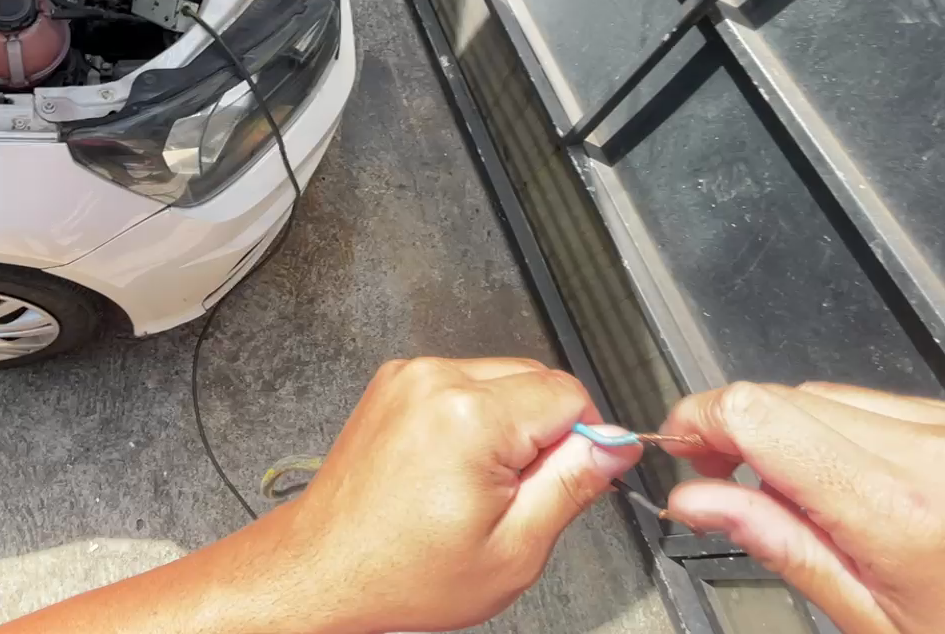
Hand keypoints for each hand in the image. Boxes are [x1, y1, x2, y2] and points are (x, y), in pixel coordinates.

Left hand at [273, 357, 642, 632]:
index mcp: (468, 414)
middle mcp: (433, 379)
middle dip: (546, 429)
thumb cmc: (406, 568)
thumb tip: (614, 444)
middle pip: (533, 377)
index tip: (576, 474)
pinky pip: (457, 381)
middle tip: (521, 490)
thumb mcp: (515, 547)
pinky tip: (452, 463)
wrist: (330, 560)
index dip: (586, 437)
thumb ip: (572, 484)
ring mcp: (407, 375)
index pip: (567, 392)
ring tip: (480, 481)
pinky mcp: (392, 381)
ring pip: (497, 377)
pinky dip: (471, 414)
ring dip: (508, 421)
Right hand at [658, 382, 944, 633]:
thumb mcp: (879, 628)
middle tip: (746, 485)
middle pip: (786, 398)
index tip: (686, 449)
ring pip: (835, 395)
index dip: (698, 421)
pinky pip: (898, 405)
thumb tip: (692, 498)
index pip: (751, 413)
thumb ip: (776, 543)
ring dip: (809, 433)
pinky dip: (871, 434)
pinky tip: (893, 486)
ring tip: (834, 497)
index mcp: (908, 512)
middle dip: (751, 435)